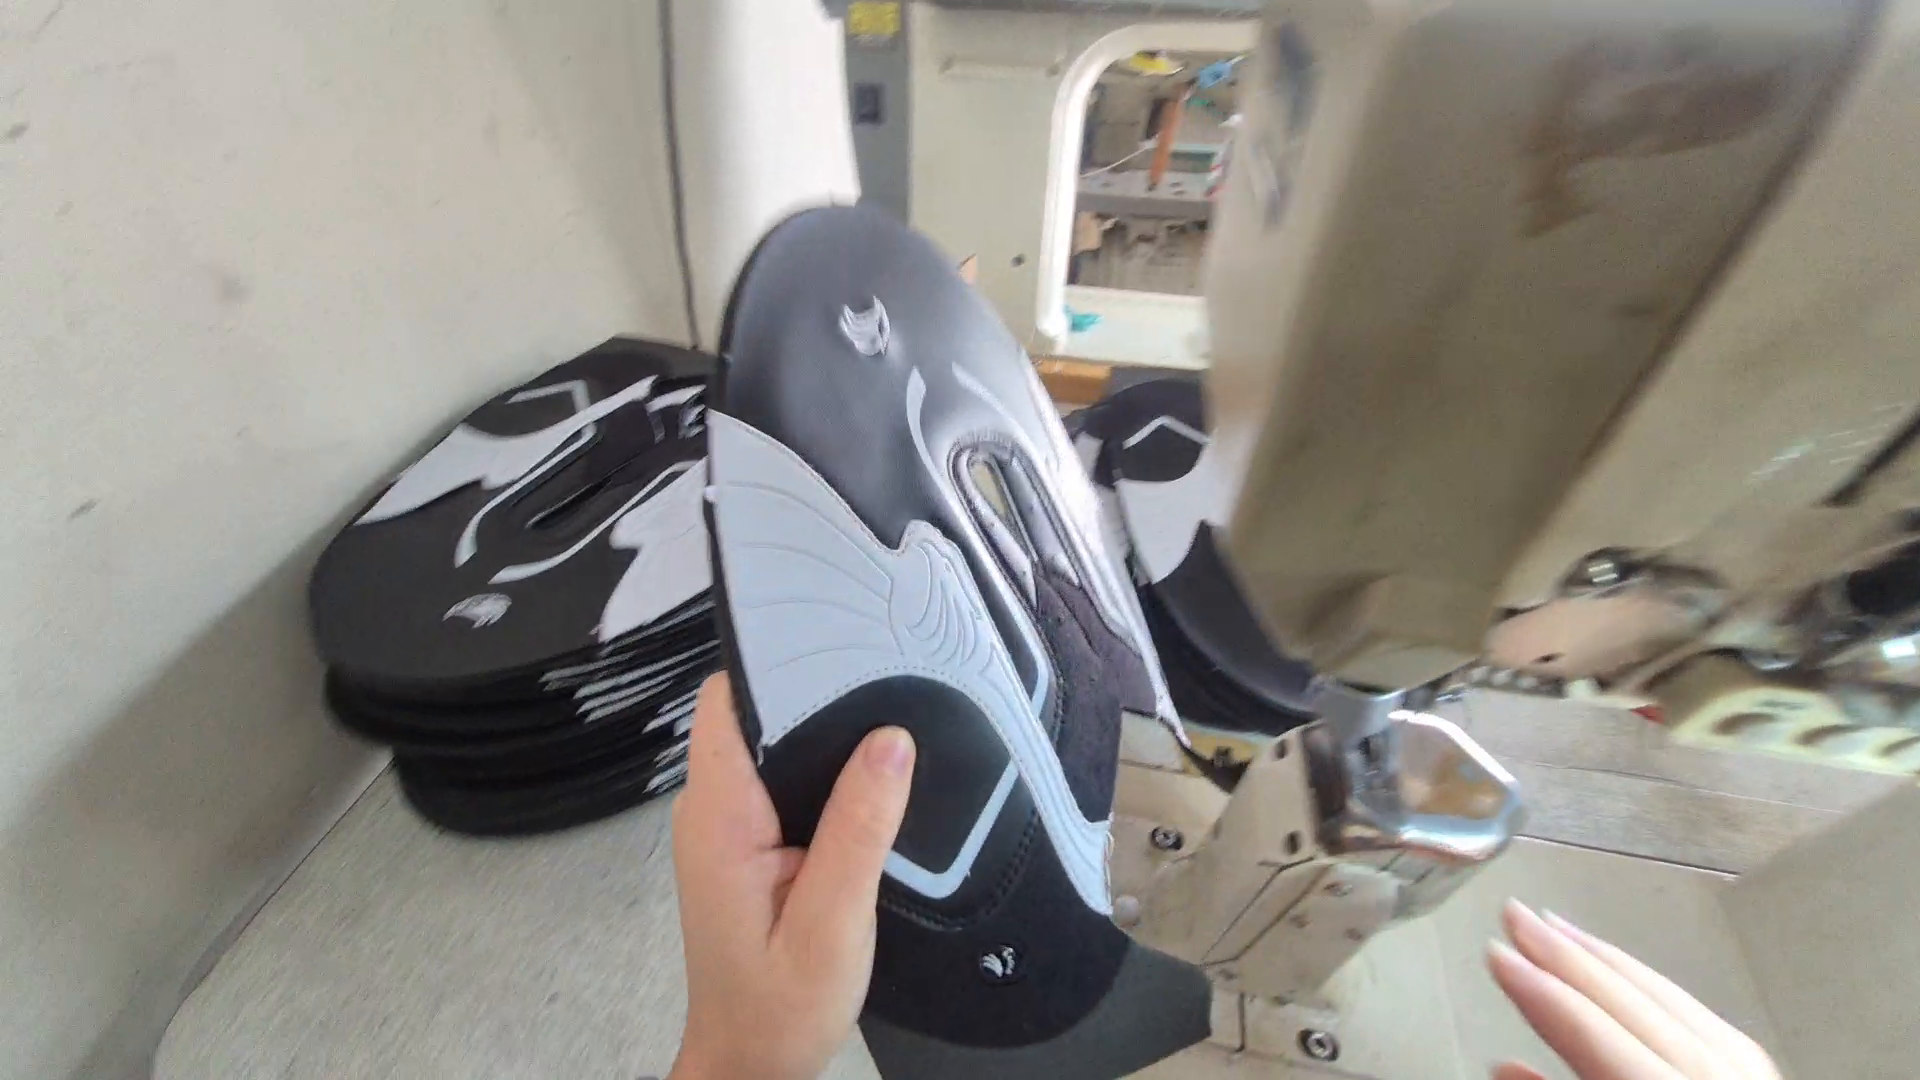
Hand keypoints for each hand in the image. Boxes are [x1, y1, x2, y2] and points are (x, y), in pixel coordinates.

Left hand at [667, 675, 915, 1079]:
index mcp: (720, 814)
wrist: (752, 1065)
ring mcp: (729, 820)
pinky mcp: (749, 836)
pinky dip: (822, 757)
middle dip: (809, 682)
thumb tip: (892, 738)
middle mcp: (714, 805)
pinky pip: (782, 772)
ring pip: (769, 739)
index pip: (725, 703)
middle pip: (750, 711)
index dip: (771, 662)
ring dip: (820, 721)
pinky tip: (868, 757)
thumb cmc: (782, 1004)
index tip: (835, 637)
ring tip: (885, 699)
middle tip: (881, 660)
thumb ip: (859, 830)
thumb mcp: (832, 923)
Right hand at [1488, 899, 1781, 1079]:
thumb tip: (1503, 1064)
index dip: (1542, 991)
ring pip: (1685, 1010)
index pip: (1603, 1036)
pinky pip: (1718, 1029)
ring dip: (1608, 962)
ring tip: (1555, 925)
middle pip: (1646, 1011)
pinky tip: (1623, 972)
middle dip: (1570, 957)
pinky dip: (1658, 990)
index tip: (1493, 948)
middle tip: (1513, 910)